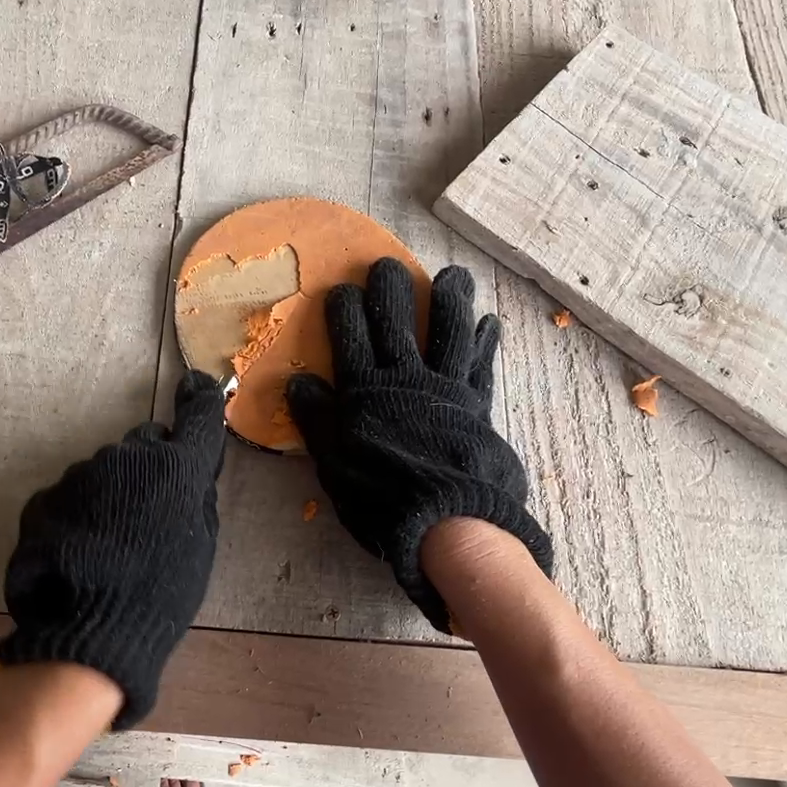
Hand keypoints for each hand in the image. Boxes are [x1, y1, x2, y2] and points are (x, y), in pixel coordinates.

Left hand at [0, 370, 225, 728]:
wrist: (89, 629)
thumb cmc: (161, 593)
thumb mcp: (199, 546)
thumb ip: (196, 497)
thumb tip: (189, 469)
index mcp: (176, 467)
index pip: (198, 418)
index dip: (200, 401)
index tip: (196, 388)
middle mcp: (128, 457)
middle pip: (144, 446)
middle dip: (149, 468)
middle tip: (148, 513)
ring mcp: (80, 475)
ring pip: (104, 472)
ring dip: (109, 495)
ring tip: (107, 545)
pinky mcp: (44, 498)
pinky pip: (70, 496)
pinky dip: (76, 514)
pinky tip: (79, 551)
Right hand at [285, 258, 552, 632]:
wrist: (447, 521)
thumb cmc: (381, 497)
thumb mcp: (334, 464)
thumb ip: (317, 421)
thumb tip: (298, 383)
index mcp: (366, 392)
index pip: (350, 337)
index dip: (345, 309)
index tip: (341, 289)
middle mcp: (405, 380)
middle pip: (397, 321)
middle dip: (390, 288)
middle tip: (386, 264)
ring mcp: (445, 389)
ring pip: (448, 332)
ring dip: (450, 300)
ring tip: (452, 276)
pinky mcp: (476, 405)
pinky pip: (481, 365)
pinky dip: (485, 342)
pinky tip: (489, 323)